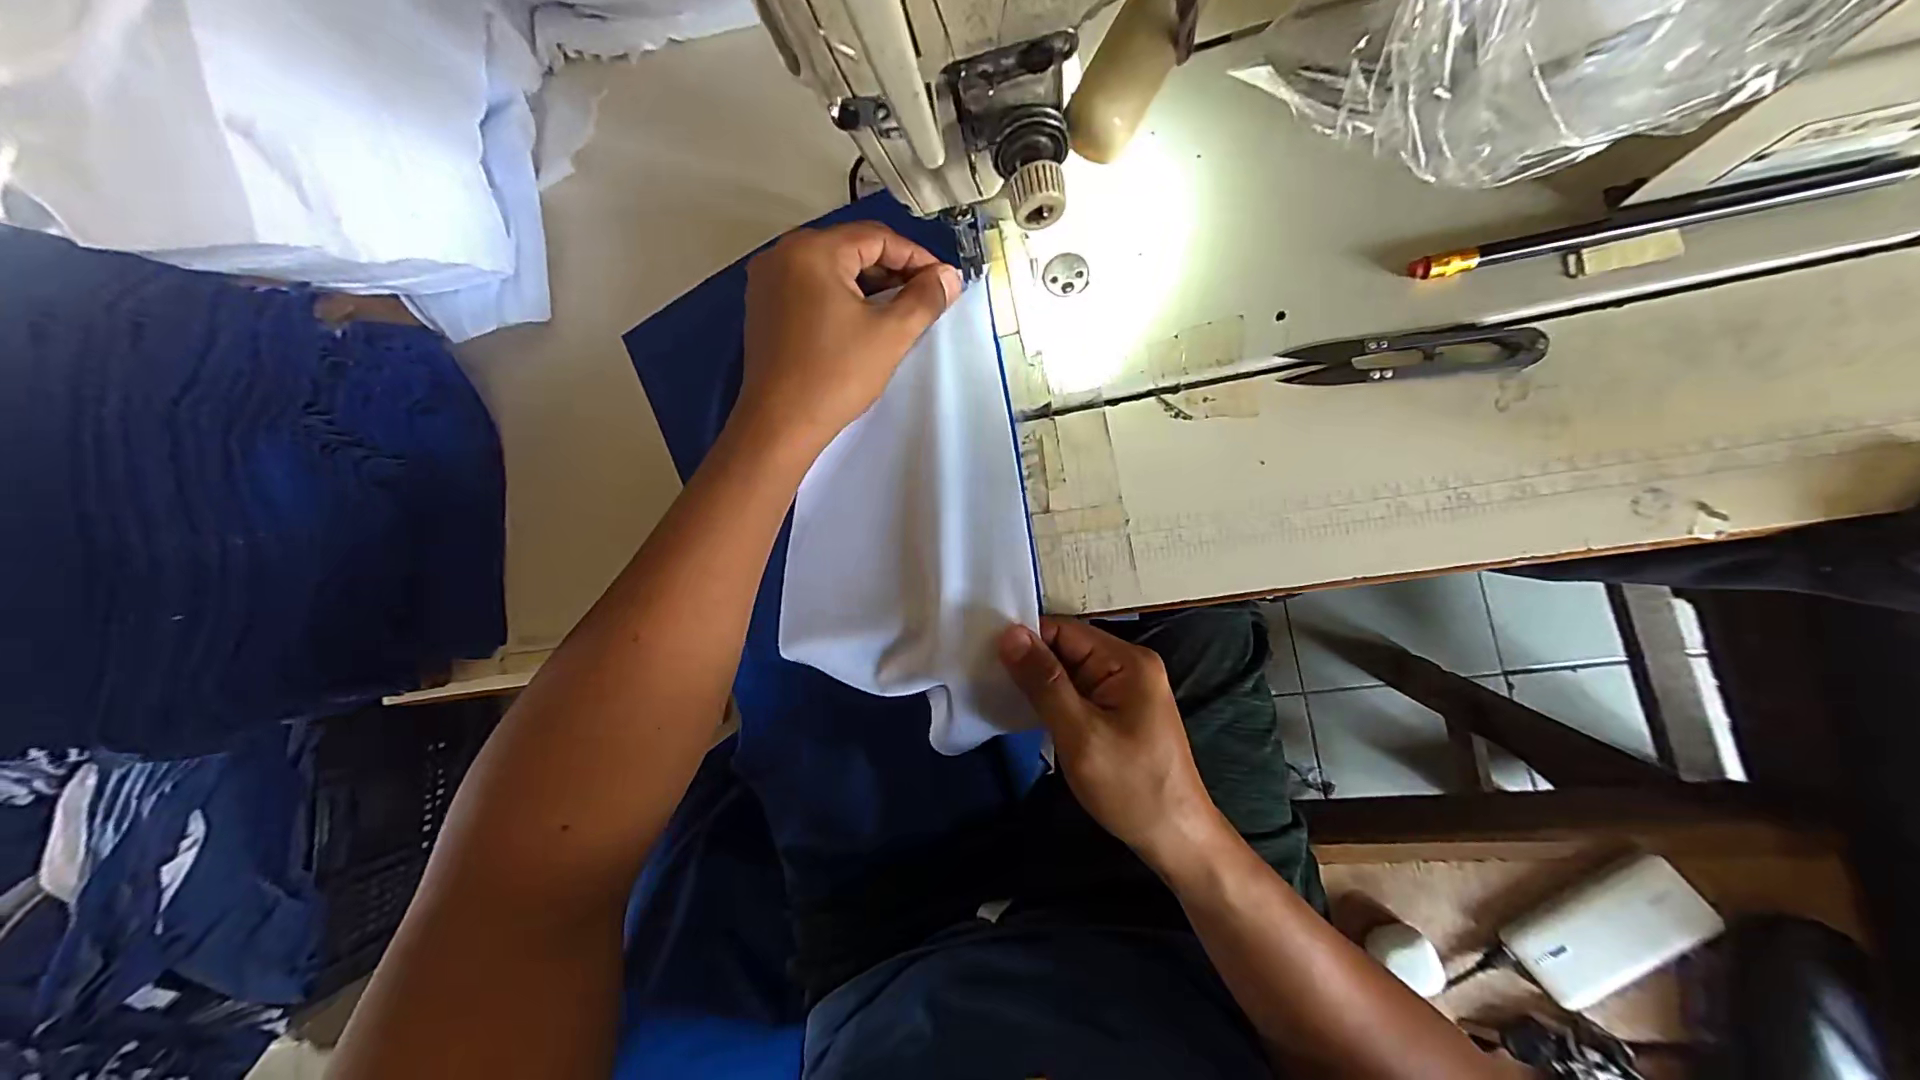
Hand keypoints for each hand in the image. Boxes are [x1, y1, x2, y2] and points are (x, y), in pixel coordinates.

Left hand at [734, 222, 961, 453]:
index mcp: (812, 250)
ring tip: (900, 311)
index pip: (877, 237)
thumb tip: (948, 277)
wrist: (780, 424)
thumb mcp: (891, 334)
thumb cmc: (834, 376)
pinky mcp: (764, 307)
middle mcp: (782, 255)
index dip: (917, 257)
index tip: (942, 282)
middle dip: (893, 270)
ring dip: (870, 285)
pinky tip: (864, 321)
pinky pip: (812, 287)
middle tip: (925, 297)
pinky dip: (843, 297)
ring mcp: (768, 281)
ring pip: (832, 269)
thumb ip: (925, 298)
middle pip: (852, 248)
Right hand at [998, 618, 1228, 869]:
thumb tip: (1010, 634)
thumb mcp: (1080, 734)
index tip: (984, 655)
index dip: (1025, 639)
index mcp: (1127, 661)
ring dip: (1037, 683)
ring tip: (996, 693)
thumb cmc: (1131, 787)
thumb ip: (1044, 682)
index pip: (1064, 630)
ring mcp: (1125, 690)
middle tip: (983, 677)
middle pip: (1065, 648)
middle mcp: (1128, 666)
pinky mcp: (1118, 712)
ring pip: (1067, 672)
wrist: (1176, 840)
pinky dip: (1051, 700)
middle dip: (1028, 662)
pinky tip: (1025, 712)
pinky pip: (1076, 693)